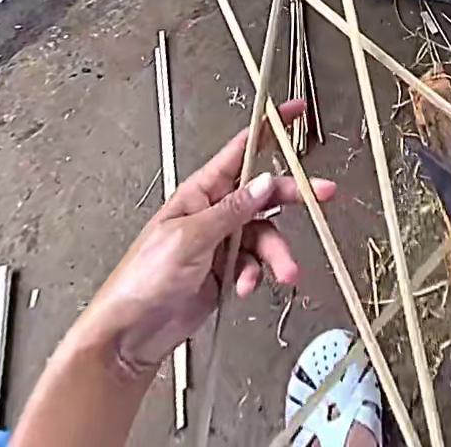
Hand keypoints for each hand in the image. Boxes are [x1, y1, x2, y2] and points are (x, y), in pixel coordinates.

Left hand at [74, 99, 333, 371]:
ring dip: (278, 253)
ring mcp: (224, 239)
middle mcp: (217, 210)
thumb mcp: (189, 238)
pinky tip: (247, 286)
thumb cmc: (140, 282)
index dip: (270, 126)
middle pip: (267, 192)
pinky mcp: (228, 267)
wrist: (127, 339)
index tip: (295, 110)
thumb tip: (265, 182)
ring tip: (285, 271)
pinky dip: (257, 273)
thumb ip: (232, 210)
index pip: (243, 148)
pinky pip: (257, 261)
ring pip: (268, 232)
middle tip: (323, 193)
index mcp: (202, 192)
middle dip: (296, 194)